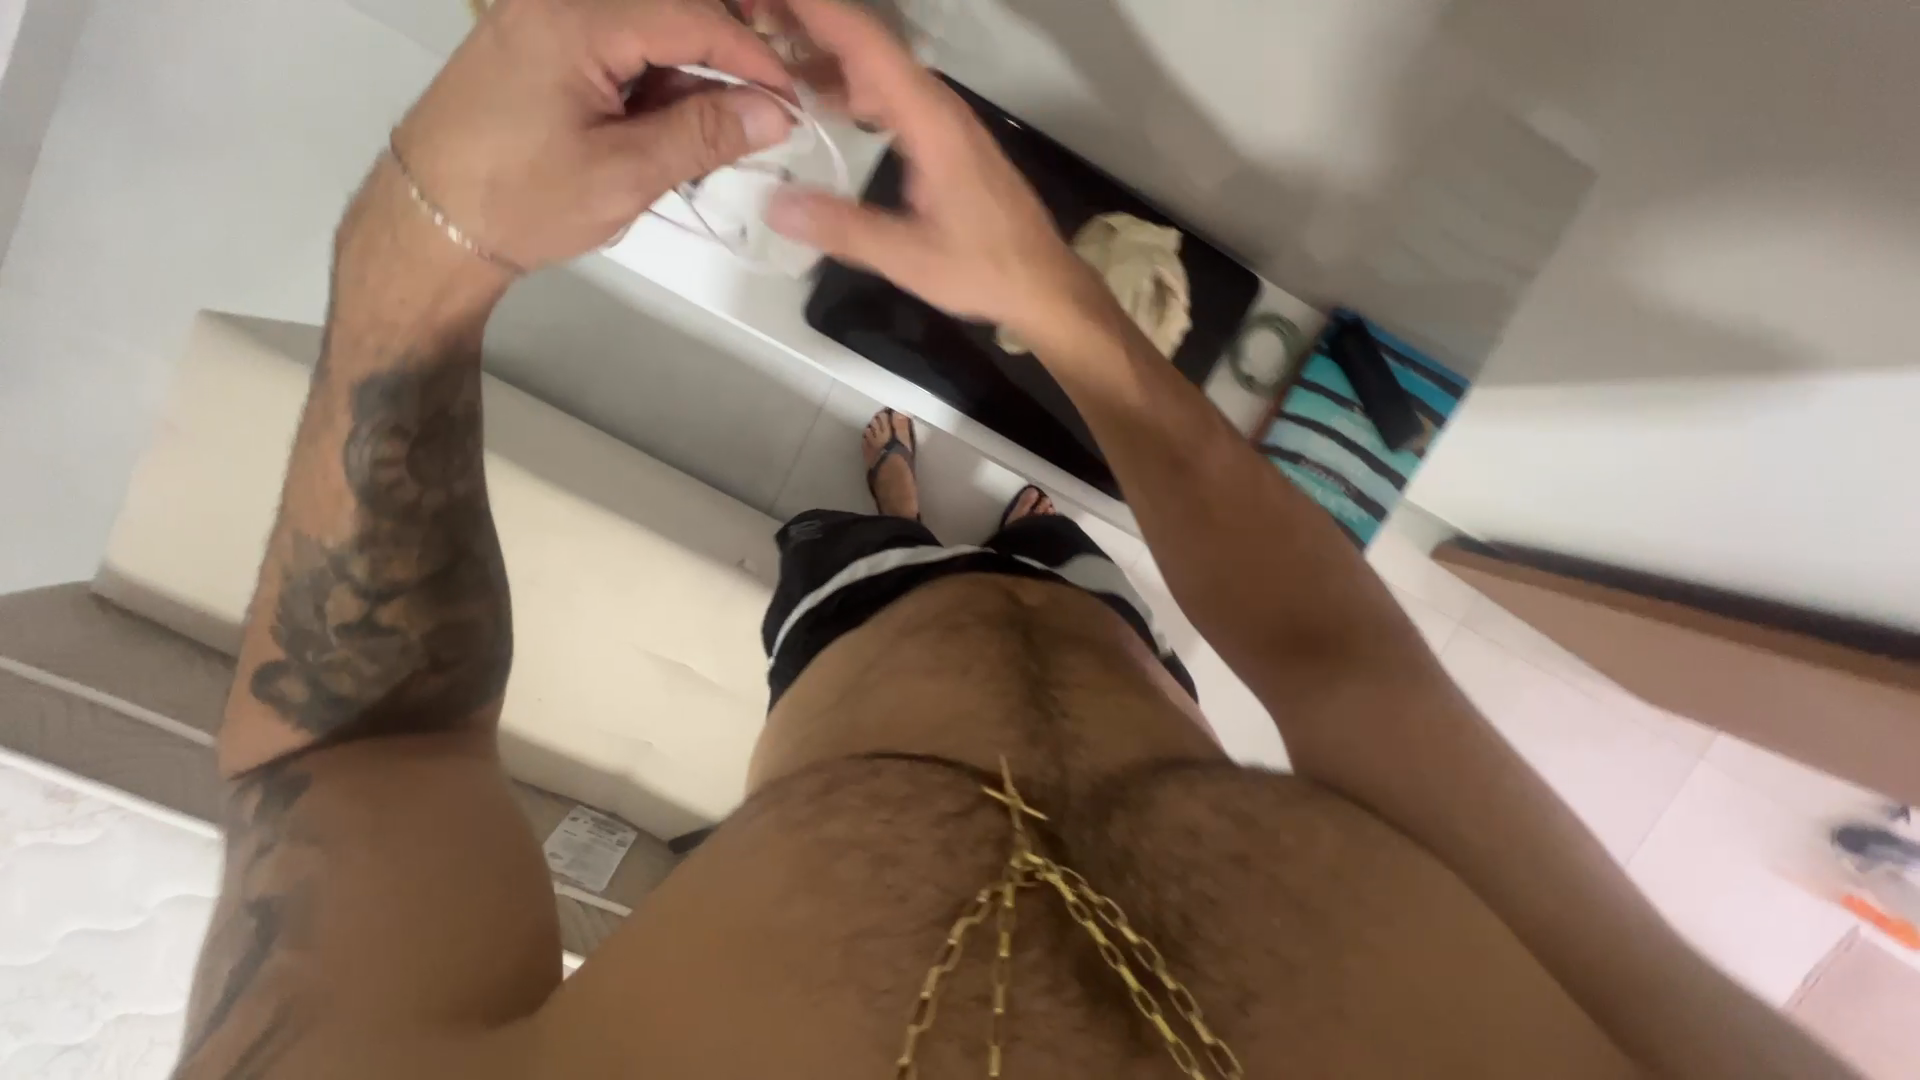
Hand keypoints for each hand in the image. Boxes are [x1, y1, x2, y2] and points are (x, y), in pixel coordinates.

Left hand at [393, 0, 797, 271]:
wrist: (432, 221)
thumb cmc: (524, 201)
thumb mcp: (625, 174)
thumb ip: (702, 135)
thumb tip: (773, 114)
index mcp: (574, 19)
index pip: (689, 17)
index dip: (751, 58)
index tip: (793, 101)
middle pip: (667, 15)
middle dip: (722, 66)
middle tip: (760, 121)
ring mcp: (541, 16)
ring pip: (644, 34)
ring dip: (686, 81)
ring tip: (710, 140)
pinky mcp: (535, 42)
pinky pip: (614, 48)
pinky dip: (651, 86)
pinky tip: (665, 129)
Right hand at [762, 0, 1092, 340]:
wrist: (1042, 284)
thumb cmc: (986, 269)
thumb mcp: (909, 256)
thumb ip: (844, 229)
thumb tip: (778, 206)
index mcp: (932, 123)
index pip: (869, 45)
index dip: (820, 13)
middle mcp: (942, 111)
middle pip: (874, 51)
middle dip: (816, 33)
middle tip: (761, 33)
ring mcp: (951, 126)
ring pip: (887, 76)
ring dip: (837, 66)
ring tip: (785, 72)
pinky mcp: (954, 146)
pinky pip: (901, 101)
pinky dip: (862, 95)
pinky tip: (838, 113)